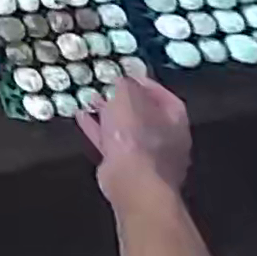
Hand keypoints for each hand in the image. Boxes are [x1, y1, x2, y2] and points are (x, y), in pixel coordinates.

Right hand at [77, 75, 191, 201]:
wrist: (132, 181)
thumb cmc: (136, 136)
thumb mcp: (129, 99)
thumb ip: (127, 86)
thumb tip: (125, 80)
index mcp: (174, 123)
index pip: (168, 99)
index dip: (149, 85)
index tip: (130, 75)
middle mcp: (167, 140)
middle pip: (147, 115)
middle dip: (126, 100)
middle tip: (108, 87)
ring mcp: (148, 156)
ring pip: (127, 128)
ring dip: (110, 114)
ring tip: (91, 99)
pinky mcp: (127, 166)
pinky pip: (111, 141)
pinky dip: (97, 128)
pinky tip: (81, 117)